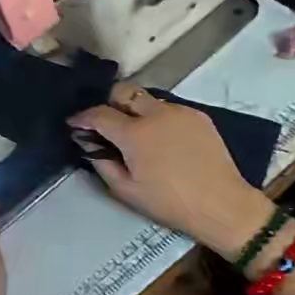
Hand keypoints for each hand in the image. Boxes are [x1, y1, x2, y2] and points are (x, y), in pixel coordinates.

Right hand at [68, 84, 275, 257]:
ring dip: (136, 110)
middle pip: (124, 91)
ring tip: (137, 133)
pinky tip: (163, 138)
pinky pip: (171, 109)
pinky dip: (160, 118)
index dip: (82, 117)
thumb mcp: (127, 191)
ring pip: (149, 99)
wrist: (220, 203)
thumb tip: (88, 144)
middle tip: (105, 122)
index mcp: (134, 133)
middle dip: (109, 102)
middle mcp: (156, 113)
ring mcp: (180, 111)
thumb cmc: (169, 203)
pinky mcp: (199, 116)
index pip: (99, 113)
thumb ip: (102, 163)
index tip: (75, 124)